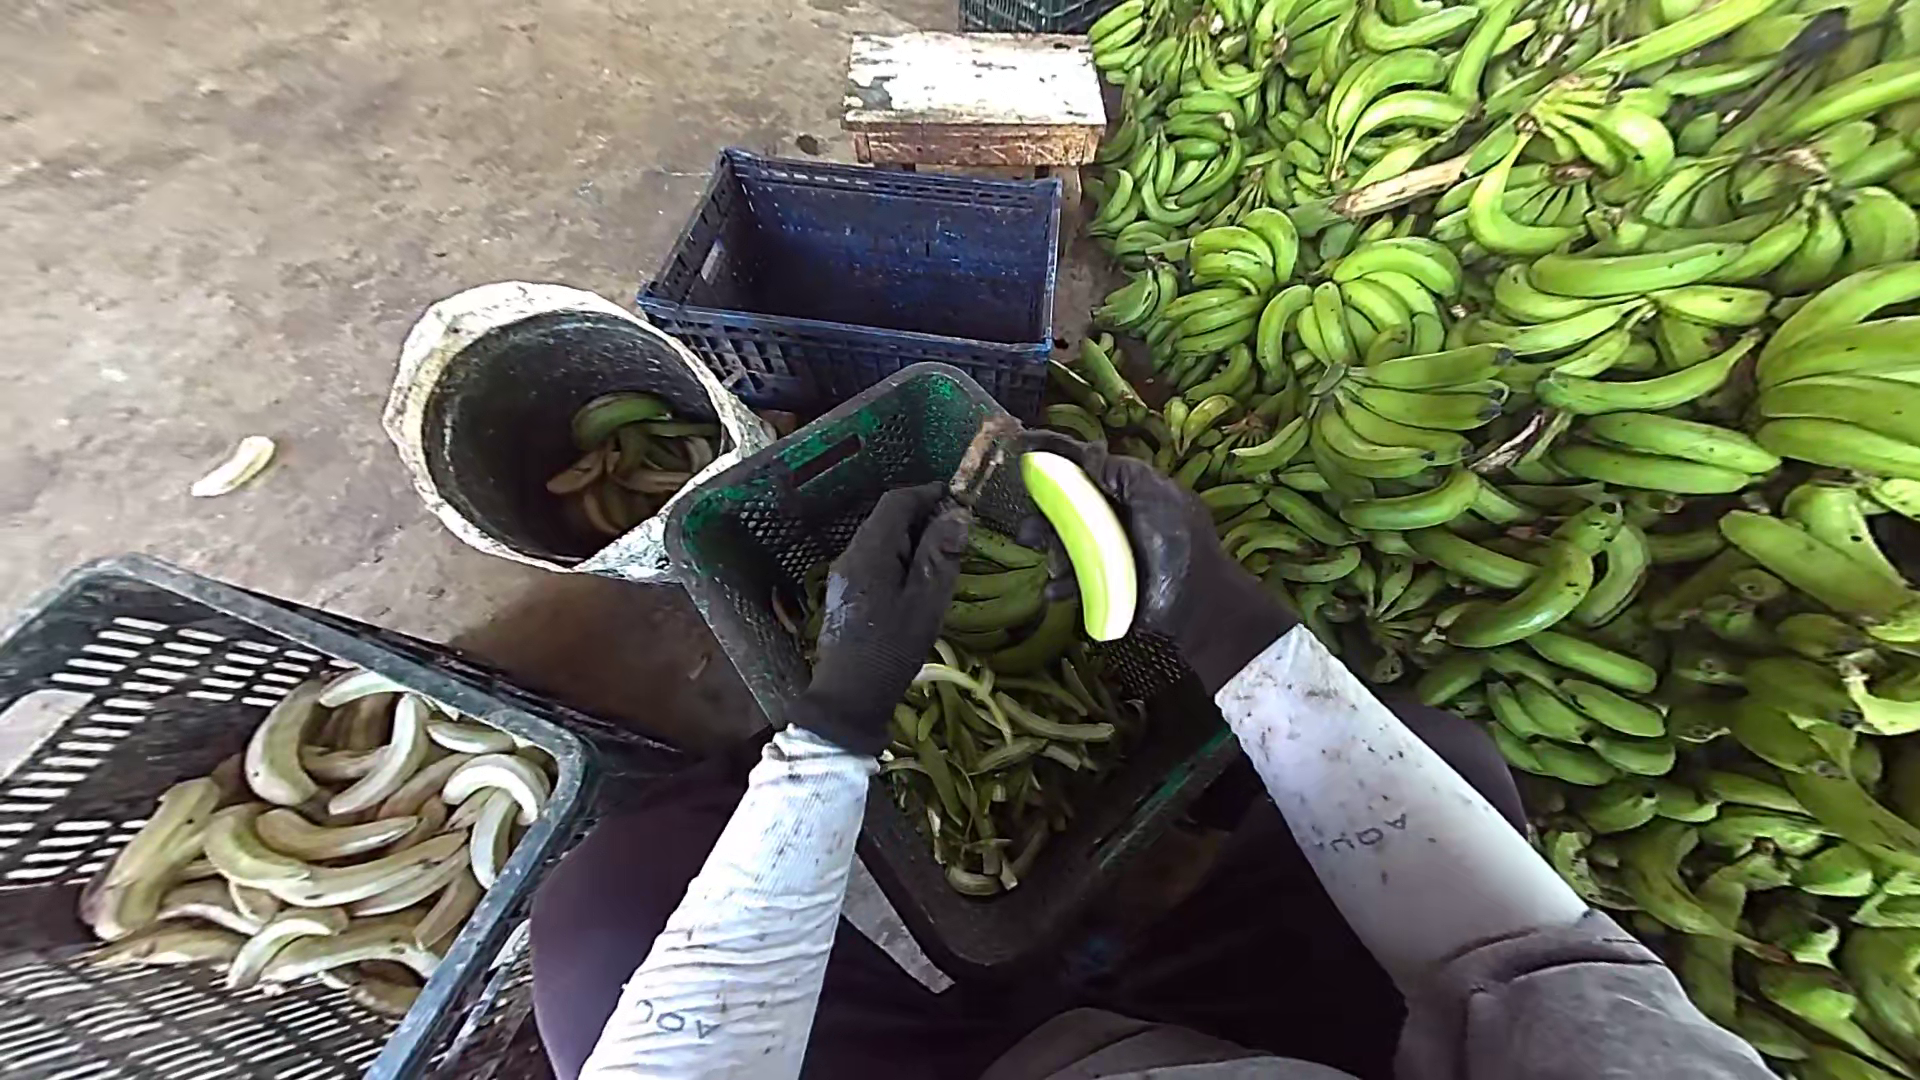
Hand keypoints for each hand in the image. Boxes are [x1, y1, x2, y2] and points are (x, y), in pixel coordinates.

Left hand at [788, 482, 971, 754]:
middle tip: (955, 531)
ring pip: (880, 539)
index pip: (895, 502)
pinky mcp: (846, 590)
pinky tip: (917, 579)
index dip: (926, 493)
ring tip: (942, 556)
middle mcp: (851, 554)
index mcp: (870, 550)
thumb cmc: (893, 647)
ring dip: (911, 538)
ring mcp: (844, 572)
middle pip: (886, 518)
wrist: (851, 694)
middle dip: (921, 516)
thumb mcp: (926, 601)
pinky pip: (874, 559)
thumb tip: (956, 515)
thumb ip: (940, 555)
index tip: (956, 499)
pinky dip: (899, 556)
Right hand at [1019, 431, 1297, 693]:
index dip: (1054, 454)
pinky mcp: (1098, 584)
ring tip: (1056, 564)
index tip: (1023, 446)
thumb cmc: (1178, 541)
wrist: (1195, 602)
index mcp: (1123, 491)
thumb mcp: (1155, 494)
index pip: (1083, 465)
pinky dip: (1059, 583)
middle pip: (1061, 508)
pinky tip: (1057, 587)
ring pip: (1060, 544)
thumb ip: (1121, 472)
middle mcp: (1109, 518)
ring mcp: (1101, 552)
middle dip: (1042, 516)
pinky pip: (1068, 580)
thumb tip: (1088, 452)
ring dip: (1051, 551)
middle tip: (1030, 530)